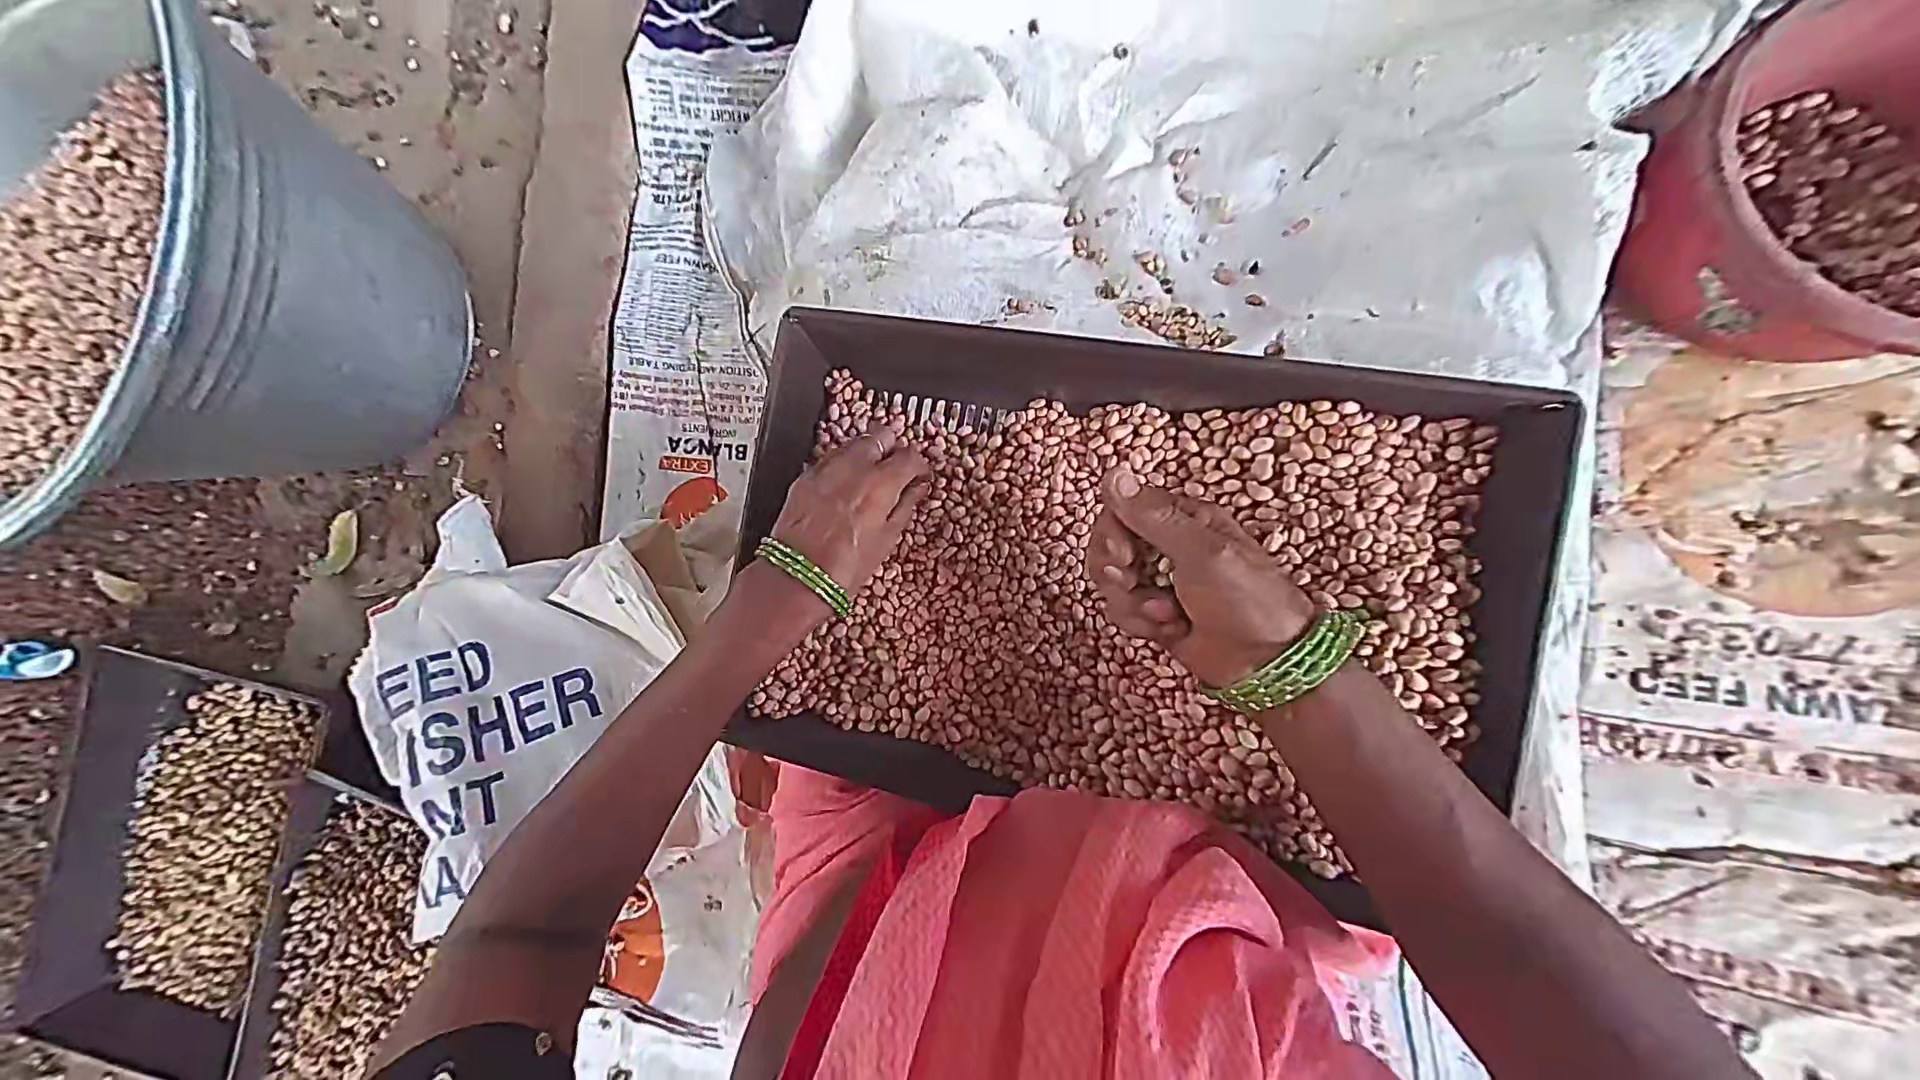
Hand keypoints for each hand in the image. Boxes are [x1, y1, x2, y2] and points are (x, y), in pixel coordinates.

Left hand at [769, 427, 928, 594]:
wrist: (799, 576)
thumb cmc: (844, 566)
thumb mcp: (887, 538)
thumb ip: (905, 505)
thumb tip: (916, 489)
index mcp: (881, 482)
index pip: (910, 455)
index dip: (918, 464)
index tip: (918, 474)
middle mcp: (854, 467)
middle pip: (881, 436)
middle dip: (892, 448)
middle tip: (896, 468)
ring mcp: (827, 468)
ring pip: (854, 443)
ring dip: (867, 454)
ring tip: (870, 478)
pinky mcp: (806, 476)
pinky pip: (830, 459)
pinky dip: (843, 466)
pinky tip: (845, 486)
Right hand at [1086, 466, 1318, 686]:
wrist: (1267, 664)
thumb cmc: (1247, 599)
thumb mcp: (1201, 552)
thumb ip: (1152, 516)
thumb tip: (1114, 474)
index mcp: (1183, 519)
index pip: (1123, 510)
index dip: (1112, 532)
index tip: (1124, 556)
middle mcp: (1166, 546)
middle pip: (1109, 546)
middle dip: (1116, 571)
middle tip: (1135, 584)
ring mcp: (1159, 581)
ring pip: (1111, 581)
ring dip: (1131, 602)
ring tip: (1167, 613)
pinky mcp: (1153, 613)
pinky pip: (1120, 610)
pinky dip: (1137, 622)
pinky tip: (1168, 628)